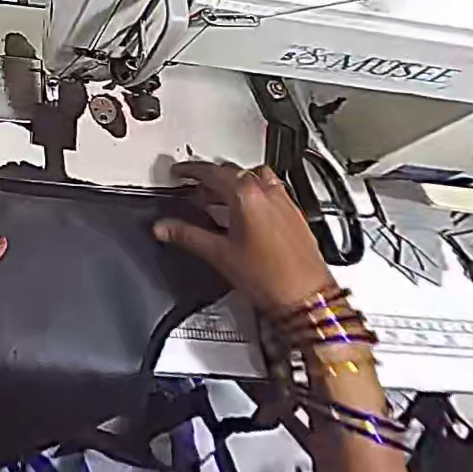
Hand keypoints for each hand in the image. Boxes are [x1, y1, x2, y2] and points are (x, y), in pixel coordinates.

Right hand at [153, 161, 333, 312]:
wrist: (308, 300)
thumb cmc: (272, 279)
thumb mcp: (219, 255)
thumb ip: (187, 236)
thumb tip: (164, 228)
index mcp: (246, 194)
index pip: (211, 172)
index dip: (191, 171)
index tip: (180, 172)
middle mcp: (267, 191)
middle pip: (232, 171)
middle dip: (210, 178)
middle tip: (195, 188)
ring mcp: (283, 201)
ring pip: (253, 177)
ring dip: (234, 183)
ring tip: (220, 199)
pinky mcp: (294, 213)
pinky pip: (269, 190)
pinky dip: (252, 193)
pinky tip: (245, 213)